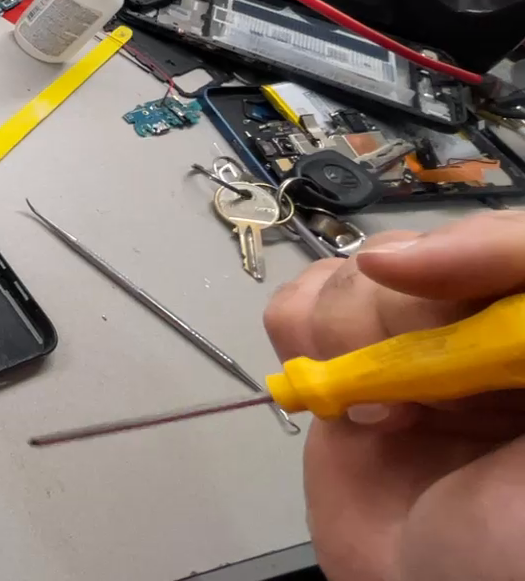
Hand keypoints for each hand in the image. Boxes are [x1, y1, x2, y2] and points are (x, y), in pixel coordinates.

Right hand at [263, 211, 524, 580]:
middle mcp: (493, 330)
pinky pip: (296, 301)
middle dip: (393, 318)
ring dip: (339, 338)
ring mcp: (418, 343)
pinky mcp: (343, 357)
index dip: (471, 246)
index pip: (518, 247)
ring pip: (348, 275)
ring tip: (379, 412)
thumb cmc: (522, 553)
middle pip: (420, 254)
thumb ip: (523, 343)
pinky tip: (340, 398)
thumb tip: (397, 259)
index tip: (401, 275)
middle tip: (413, 397)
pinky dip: (296, 338)